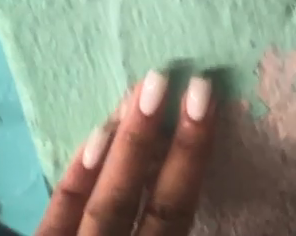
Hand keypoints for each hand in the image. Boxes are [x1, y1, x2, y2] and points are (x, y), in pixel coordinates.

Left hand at [34, 71, 216, 235]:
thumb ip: (194, 217)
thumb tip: (239, 181)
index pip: (175, 208)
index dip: (192, 154)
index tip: (206, 97)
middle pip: (133, 195)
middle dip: (152, 136)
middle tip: (170, 78)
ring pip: (99, 201)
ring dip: (120, 146)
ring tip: (138, 91)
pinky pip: (56, 217)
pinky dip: (75, 179)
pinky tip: (94, 137)